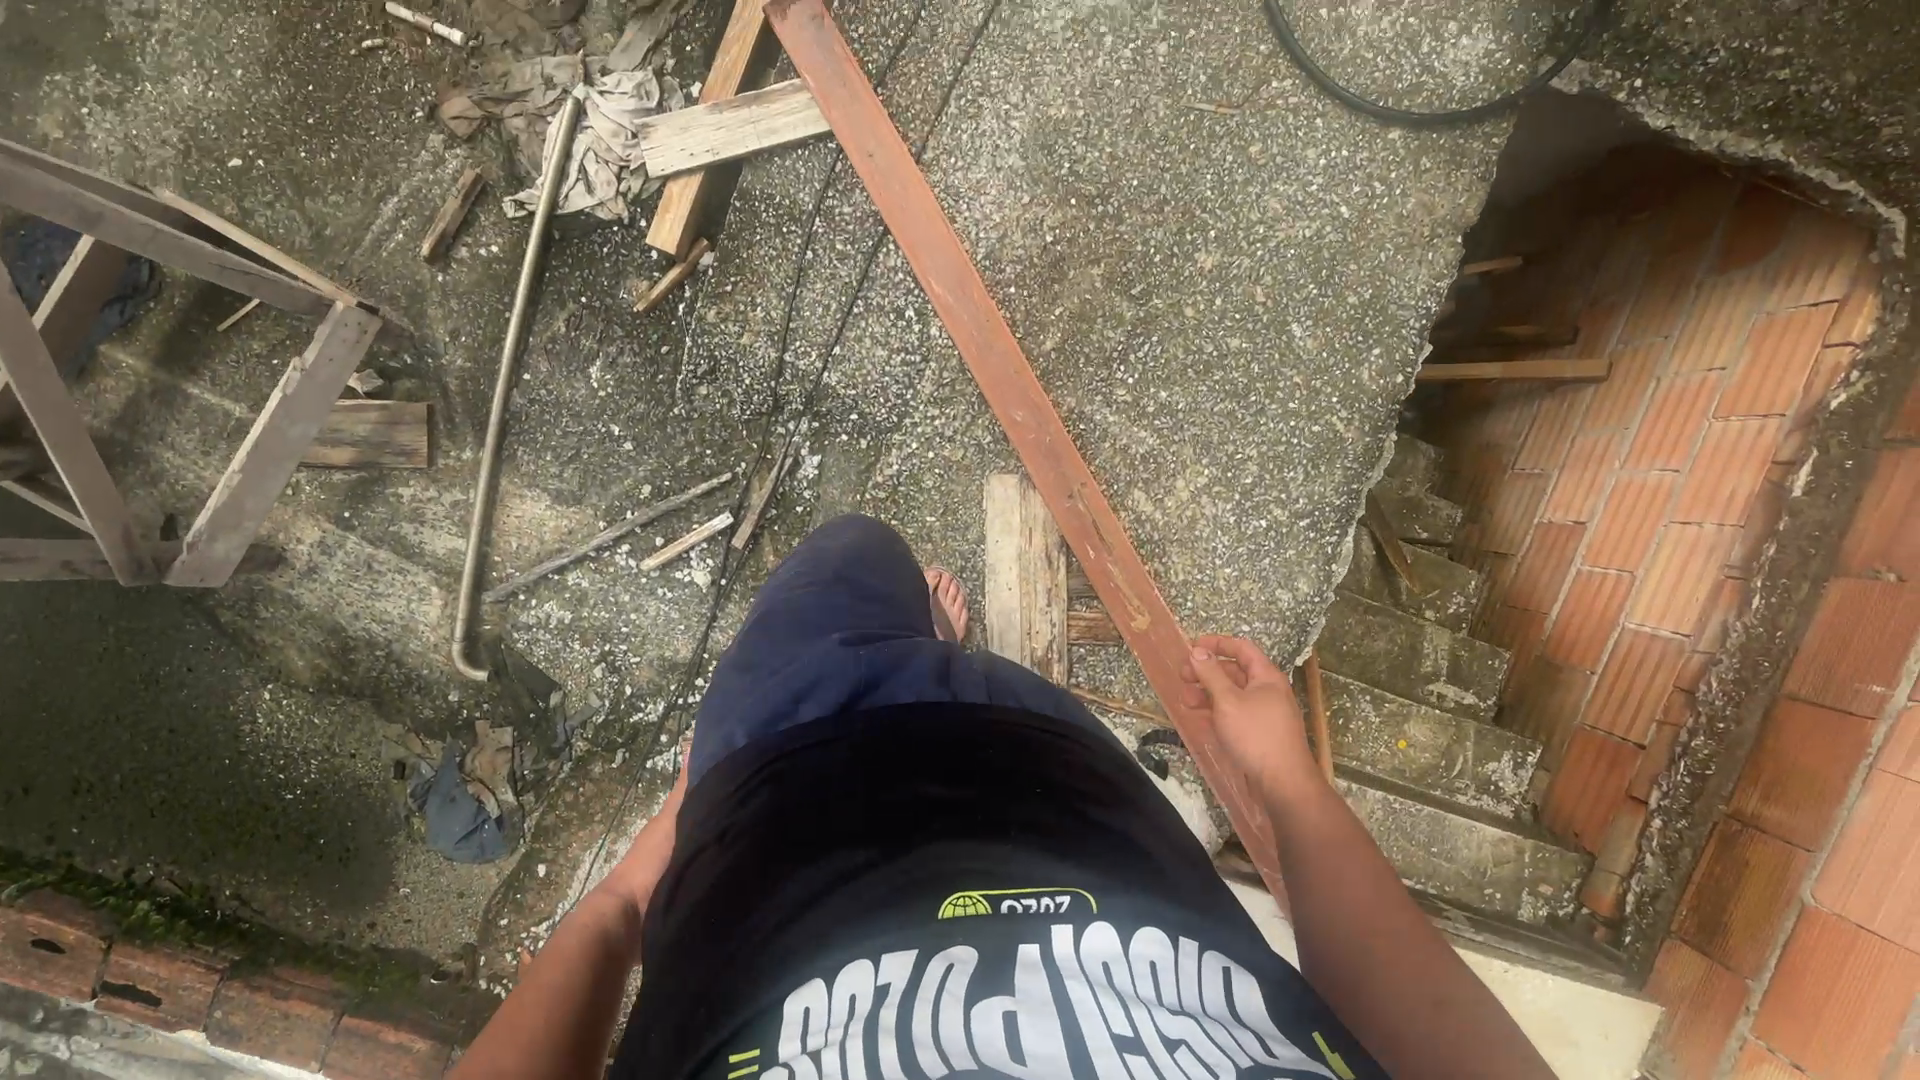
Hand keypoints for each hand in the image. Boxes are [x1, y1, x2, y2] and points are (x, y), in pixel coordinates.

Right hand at [1180, 635, 1320, 797]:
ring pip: (1232, 695)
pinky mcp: (1259, 733)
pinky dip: (1216, 712)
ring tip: (1186, 701)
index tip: (1192, 648)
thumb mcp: (1227, 700)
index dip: (1217, 644)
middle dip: (1207, 671)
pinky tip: (1200, 718)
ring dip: (1208, 693)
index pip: (1242, 648)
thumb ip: (1211, 674)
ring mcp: (1264, 713)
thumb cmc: (1255, 735)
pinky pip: (1234, 714)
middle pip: (1235, 671)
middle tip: (1183, 676)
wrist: (1283, 783)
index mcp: (1266, 677)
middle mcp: (1267, 691)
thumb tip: (1198, 652)